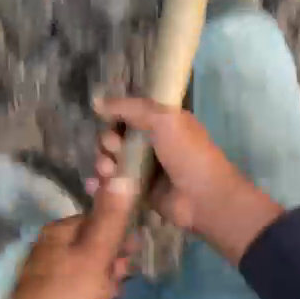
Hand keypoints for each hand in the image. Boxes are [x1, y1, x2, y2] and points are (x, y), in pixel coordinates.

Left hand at [0, 176, 137, 298]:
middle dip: (112, 266)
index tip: (127, 258)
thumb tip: (125, 176)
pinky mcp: (51, 293)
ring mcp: (50, 270)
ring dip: (105, 284)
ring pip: (93, 269)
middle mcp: (52, 245)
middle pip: (98, 246)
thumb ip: (111, 218)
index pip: (100, 221)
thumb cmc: (65, 295)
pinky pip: (82, 287)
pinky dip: (92, 297)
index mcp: (59, 230)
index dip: (118, 239)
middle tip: (112, 284)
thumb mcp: (94, 255)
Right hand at [91, 96, 281, 264]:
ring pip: (113, 161)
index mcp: (162, 122)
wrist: (203, 197)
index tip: (108, 121)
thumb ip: (130, 108)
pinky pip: (115, 183)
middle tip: (113, 148)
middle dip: (107, 141)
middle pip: (117, 137)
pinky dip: (103, 182)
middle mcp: (153, 143)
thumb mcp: (163, 118)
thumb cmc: (187, 152)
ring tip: (107, 169)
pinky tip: (96, 183)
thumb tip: (96, 101)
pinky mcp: (140, 191)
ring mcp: (146, 169)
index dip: (115, 116)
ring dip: (104, 162)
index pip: (129, 114)